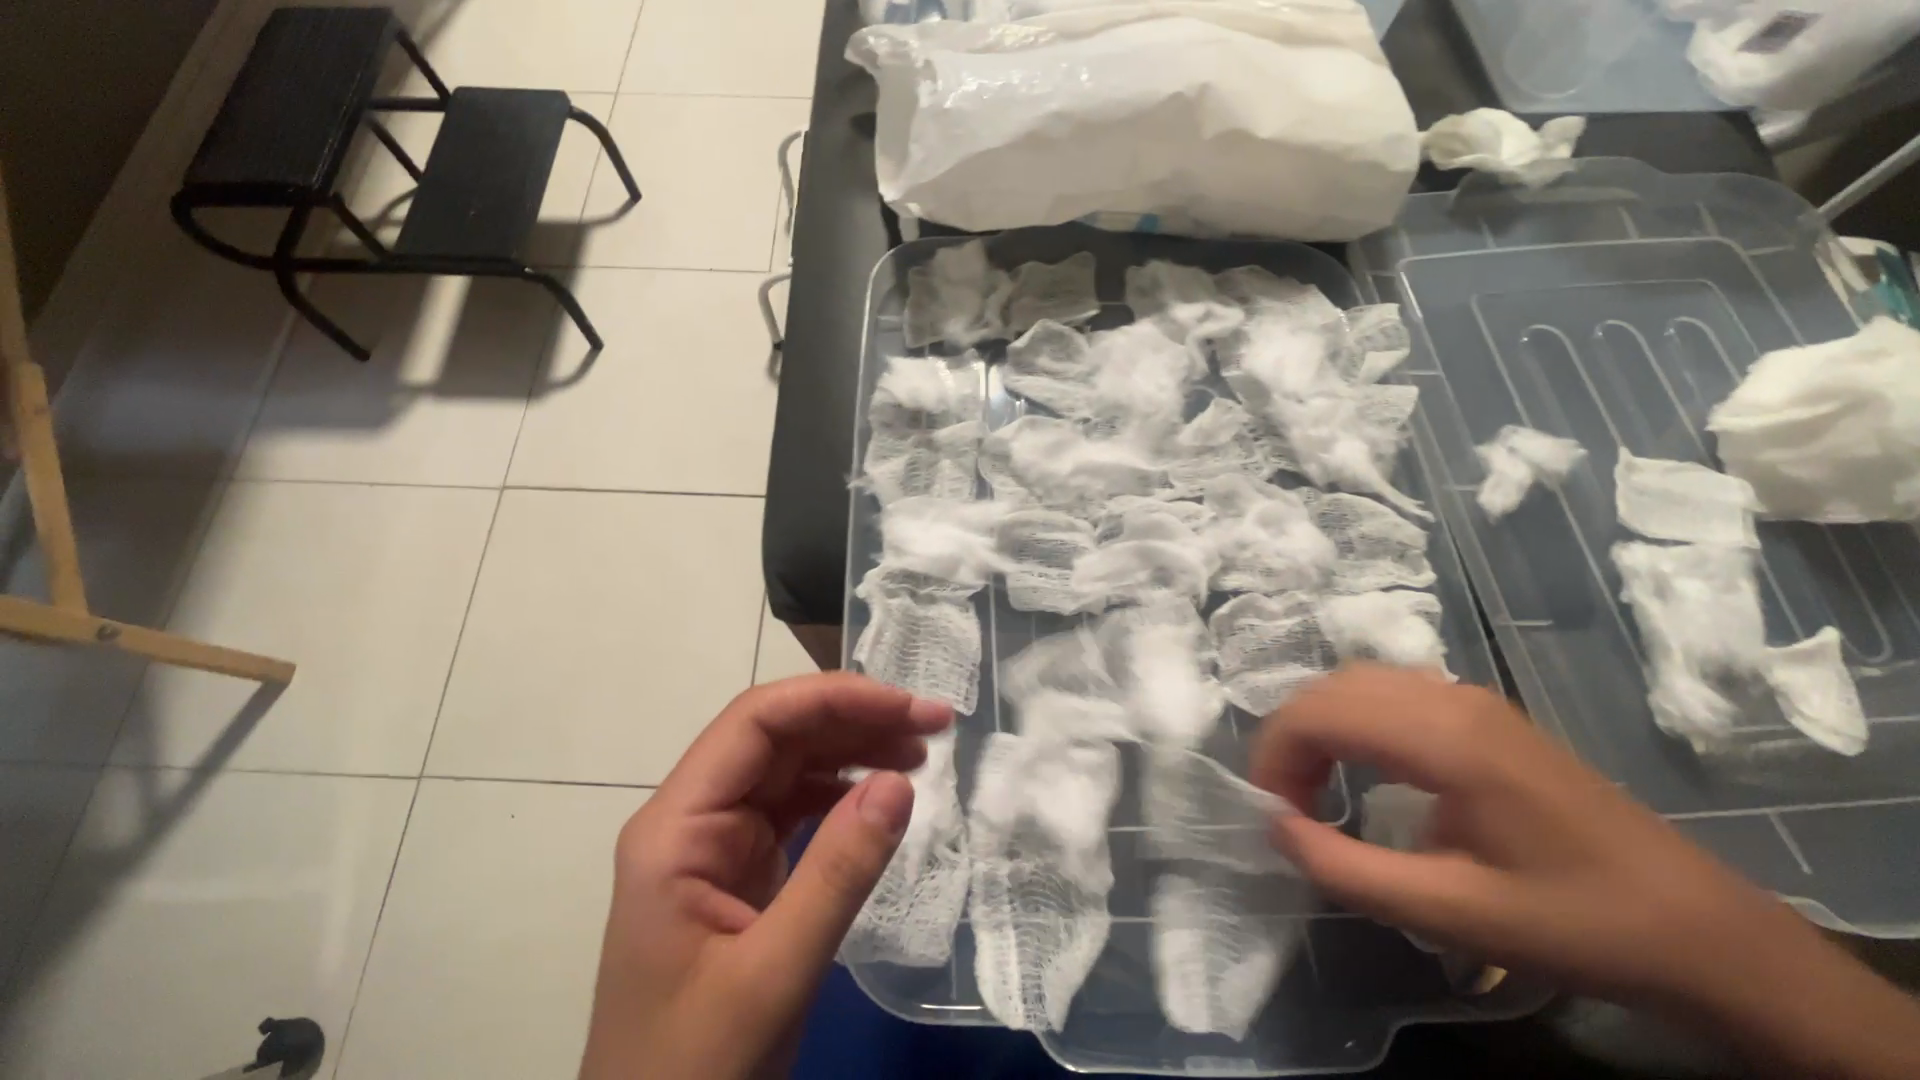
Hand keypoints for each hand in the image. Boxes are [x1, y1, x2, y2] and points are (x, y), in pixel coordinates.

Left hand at [579, 674, 951, 1079]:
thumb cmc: (696, 1065)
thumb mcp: (775, 973)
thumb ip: (839, 873)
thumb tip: (902, 781)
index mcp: (676, 828)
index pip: (755, 723)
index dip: (833, 699)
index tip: (908, 708)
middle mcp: (690, 821)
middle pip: (773, 738)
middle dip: (852, 718)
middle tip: (934, 725)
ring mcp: (712, 847)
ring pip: (785, 769)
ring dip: (851, 750)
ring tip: (920, 752)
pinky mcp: (736, 874)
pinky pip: (791, 811)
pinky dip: (840, 793)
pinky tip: (880, 795)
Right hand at [1252, 666, 1919, 1079]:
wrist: (1699, 929)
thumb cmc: (1573, 922)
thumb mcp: (1449, 912)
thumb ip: (1345, 868)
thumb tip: (1274, 827)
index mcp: (1446, 739)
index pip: (1318, 711)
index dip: (1274, 757)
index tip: (1273, 817)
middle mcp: (1454, 699)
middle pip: (1332, 686)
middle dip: (1289, 740)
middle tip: (1286, 809)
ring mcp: (1475, 701)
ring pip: (1359, 682)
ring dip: (1319, 727)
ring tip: (1313, 792)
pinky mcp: (1488, 716)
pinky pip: (1392, 693)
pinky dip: (1353, 721)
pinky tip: (1361, 771)